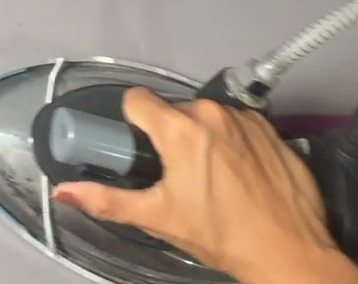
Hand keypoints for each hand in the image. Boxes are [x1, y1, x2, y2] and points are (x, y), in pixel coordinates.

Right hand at [52, 88, 357, 283]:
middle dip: (170, 134)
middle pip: (172, 109)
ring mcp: (244, 118)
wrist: (293, 257)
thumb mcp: (159, 218)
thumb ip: (108, 199)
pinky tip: (242, 172)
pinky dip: (234, 140)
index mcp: (178, 128)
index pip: (136, 99)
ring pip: (206, 115)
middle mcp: (210, 112)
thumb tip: (63, 191)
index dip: (135, 124)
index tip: (145, 150)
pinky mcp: (271, 128)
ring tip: (215, 175)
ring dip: (204, 135)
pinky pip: (238, 122)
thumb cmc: (223, 236)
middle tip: (181, 173)